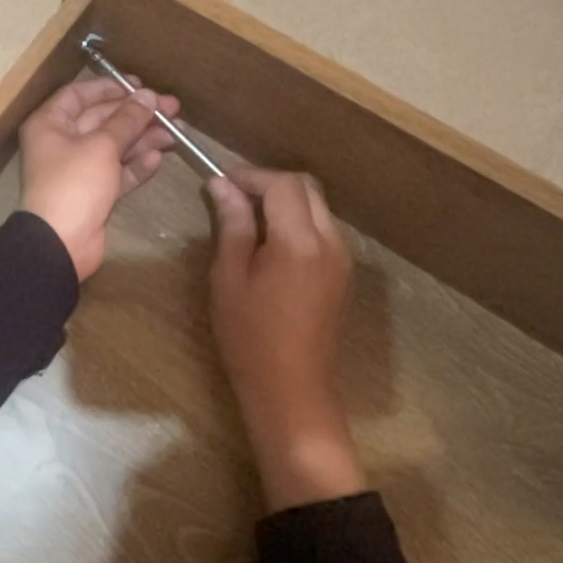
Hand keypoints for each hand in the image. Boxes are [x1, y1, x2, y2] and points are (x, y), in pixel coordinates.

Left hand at [18, 77, 178, 279]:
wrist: (61, 243)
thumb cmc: (74, 183)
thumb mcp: (102, 145)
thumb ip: (127, 120)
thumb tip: (148, 96)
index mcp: (50, 124)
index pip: (79, 94)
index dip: (110, 87)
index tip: (141, 85)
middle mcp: (60, 143)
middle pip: (102, 120)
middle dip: (136, 114)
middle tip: (173, 108)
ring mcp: (77, 170)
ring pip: (114, 147)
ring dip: (143, 138)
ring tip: (177, 132)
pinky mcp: (93, 194)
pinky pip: (117, 173)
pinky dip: (135, 166)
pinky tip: (156, 159)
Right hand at [206, 166, 365, 510]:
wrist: (290, 387)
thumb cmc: (249, 335)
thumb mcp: (229, 277)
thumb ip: (232, 226)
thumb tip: (222, 186)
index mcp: (299, 241)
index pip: (283, 184)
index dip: (251, 175)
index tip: (220, 182)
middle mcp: (330, 241)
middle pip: (306, 188)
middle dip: (270, 183)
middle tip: (232, 197)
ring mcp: (342, 258)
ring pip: (317, 207)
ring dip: (284, 202)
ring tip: (247, 220)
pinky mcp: (342, 273)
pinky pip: (322, 229)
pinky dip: (296, 221)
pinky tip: (268, 243)